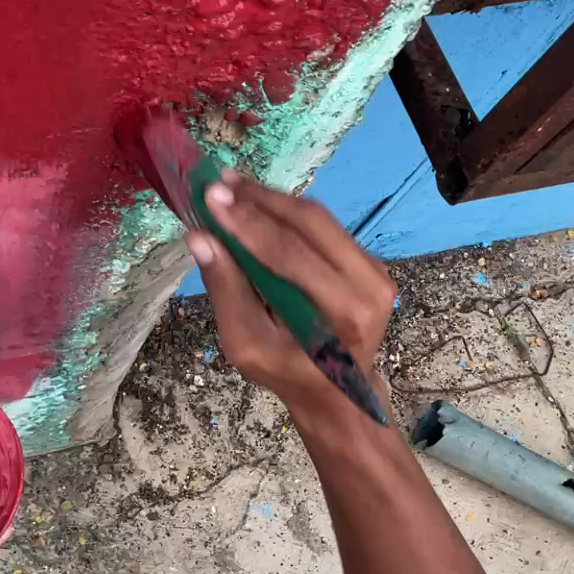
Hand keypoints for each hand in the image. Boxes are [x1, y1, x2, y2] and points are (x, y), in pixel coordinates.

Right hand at [185, 170, 396, 412]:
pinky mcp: (367, 259)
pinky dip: (285, 210)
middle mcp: (369, 284)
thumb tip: (199, 239)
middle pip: (309, 223)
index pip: (290, 254)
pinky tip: (254, 202)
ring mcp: (374, 268)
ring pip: (317, 217)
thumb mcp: (246, 345)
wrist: (336, 390)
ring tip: (230, 185)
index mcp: (343, 314)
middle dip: (259, 200)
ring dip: (271, 198)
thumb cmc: (286, 373)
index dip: (247, 222)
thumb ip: (226, 290)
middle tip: (217, 183)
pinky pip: (323, 225)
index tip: (210, 197)